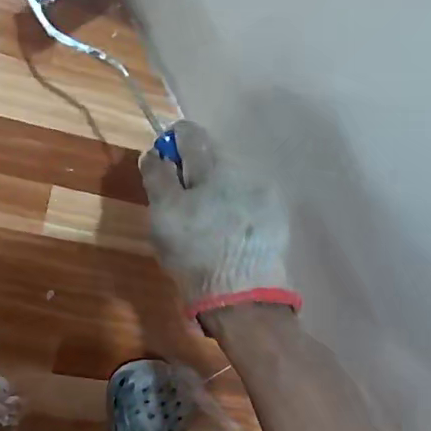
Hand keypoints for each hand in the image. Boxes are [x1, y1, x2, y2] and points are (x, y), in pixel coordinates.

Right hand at [139, 120, 300, 320]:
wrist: (241, 294)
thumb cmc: (193, 255)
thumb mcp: (163, 217)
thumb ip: (157, 180)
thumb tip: (154, 155)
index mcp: (210, 168)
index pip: (191, 137)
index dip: (175, 140)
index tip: (164, 156)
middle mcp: (241, 171)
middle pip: (214, 157)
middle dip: (196, 169)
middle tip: (182, 197)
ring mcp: (263, 193)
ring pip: (232, 179)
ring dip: (217, 190)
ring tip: (208, 221)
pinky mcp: (276, 216)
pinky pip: (250, 201)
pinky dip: (236, 209)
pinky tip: (230, 233)